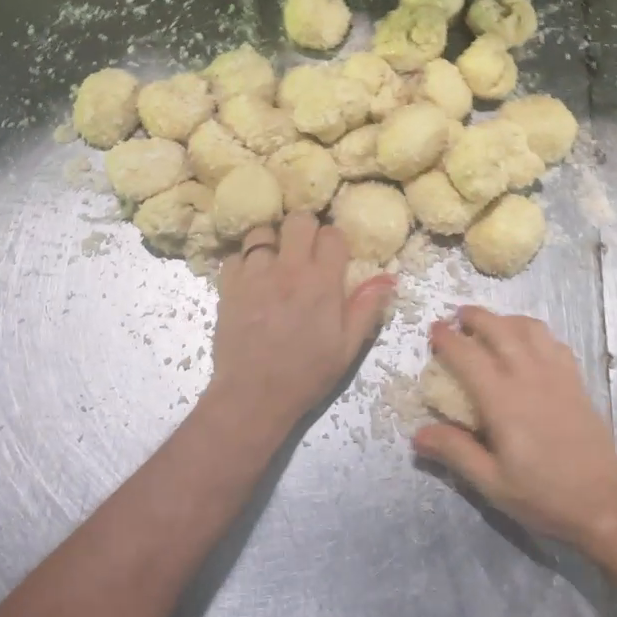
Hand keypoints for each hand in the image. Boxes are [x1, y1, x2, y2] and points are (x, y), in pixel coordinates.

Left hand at [207, 213, 394, 430]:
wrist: (253, 396)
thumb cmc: (306, 374)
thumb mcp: (347, 348)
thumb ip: (366, 308)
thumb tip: (387, 279)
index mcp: (322, 283)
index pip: (332, 235)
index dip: (335, 242)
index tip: (334, 256)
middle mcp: (288, 270)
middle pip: (298, 220)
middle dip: (305, 229)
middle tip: (304, 250)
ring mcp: (255, 275)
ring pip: (262, 232)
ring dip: (271, 243)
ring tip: (274, 262)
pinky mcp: (229, 286)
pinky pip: (235, 256)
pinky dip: (244, 263)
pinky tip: (251, 280)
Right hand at [412, 307, 616, 546]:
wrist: (602, 501)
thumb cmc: (542, 495)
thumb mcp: (492, 482)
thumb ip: (455, 451)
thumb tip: (417, 433)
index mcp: (502, 399)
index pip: (468, 355)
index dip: (448, 339)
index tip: (433, 330)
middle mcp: (528, 375)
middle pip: (499, 329)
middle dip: (475, 316)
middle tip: (458, 316)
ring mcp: (556, 374)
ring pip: (529, 328)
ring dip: (506, 319)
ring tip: (493, 324)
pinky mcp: (575, 380)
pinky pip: (553, 342)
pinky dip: (535, 332)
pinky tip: (530, 344)